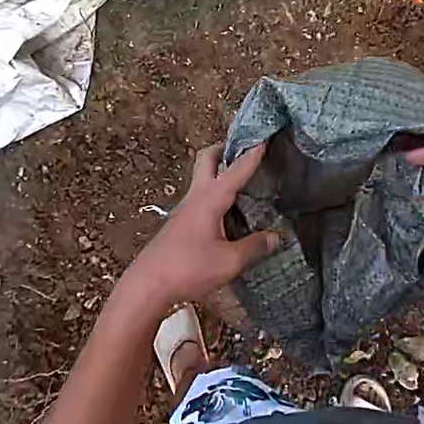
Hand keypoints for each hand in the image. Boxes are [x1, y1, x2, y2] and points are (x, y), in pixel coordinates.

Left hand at [116, 143, 279, 315]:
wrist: (148, 285)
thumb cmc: (188, 269)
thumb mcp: (228, 262)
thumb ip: (254, 247)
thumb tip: (275, 237)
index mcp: (209, 200)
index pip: (235, 171)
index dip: (252, 155)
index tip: (264, 138)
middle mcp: (195, 198)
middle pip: (206, 160)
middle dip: (224, 149)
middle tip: (244, 148)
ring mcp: (184, 210)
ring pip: (202, 179)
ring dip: (219, 172)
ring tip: (243, 180)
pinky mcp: (179, 224)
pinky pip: (200, 199)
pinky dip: (215, 194)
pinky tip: (228, 212)